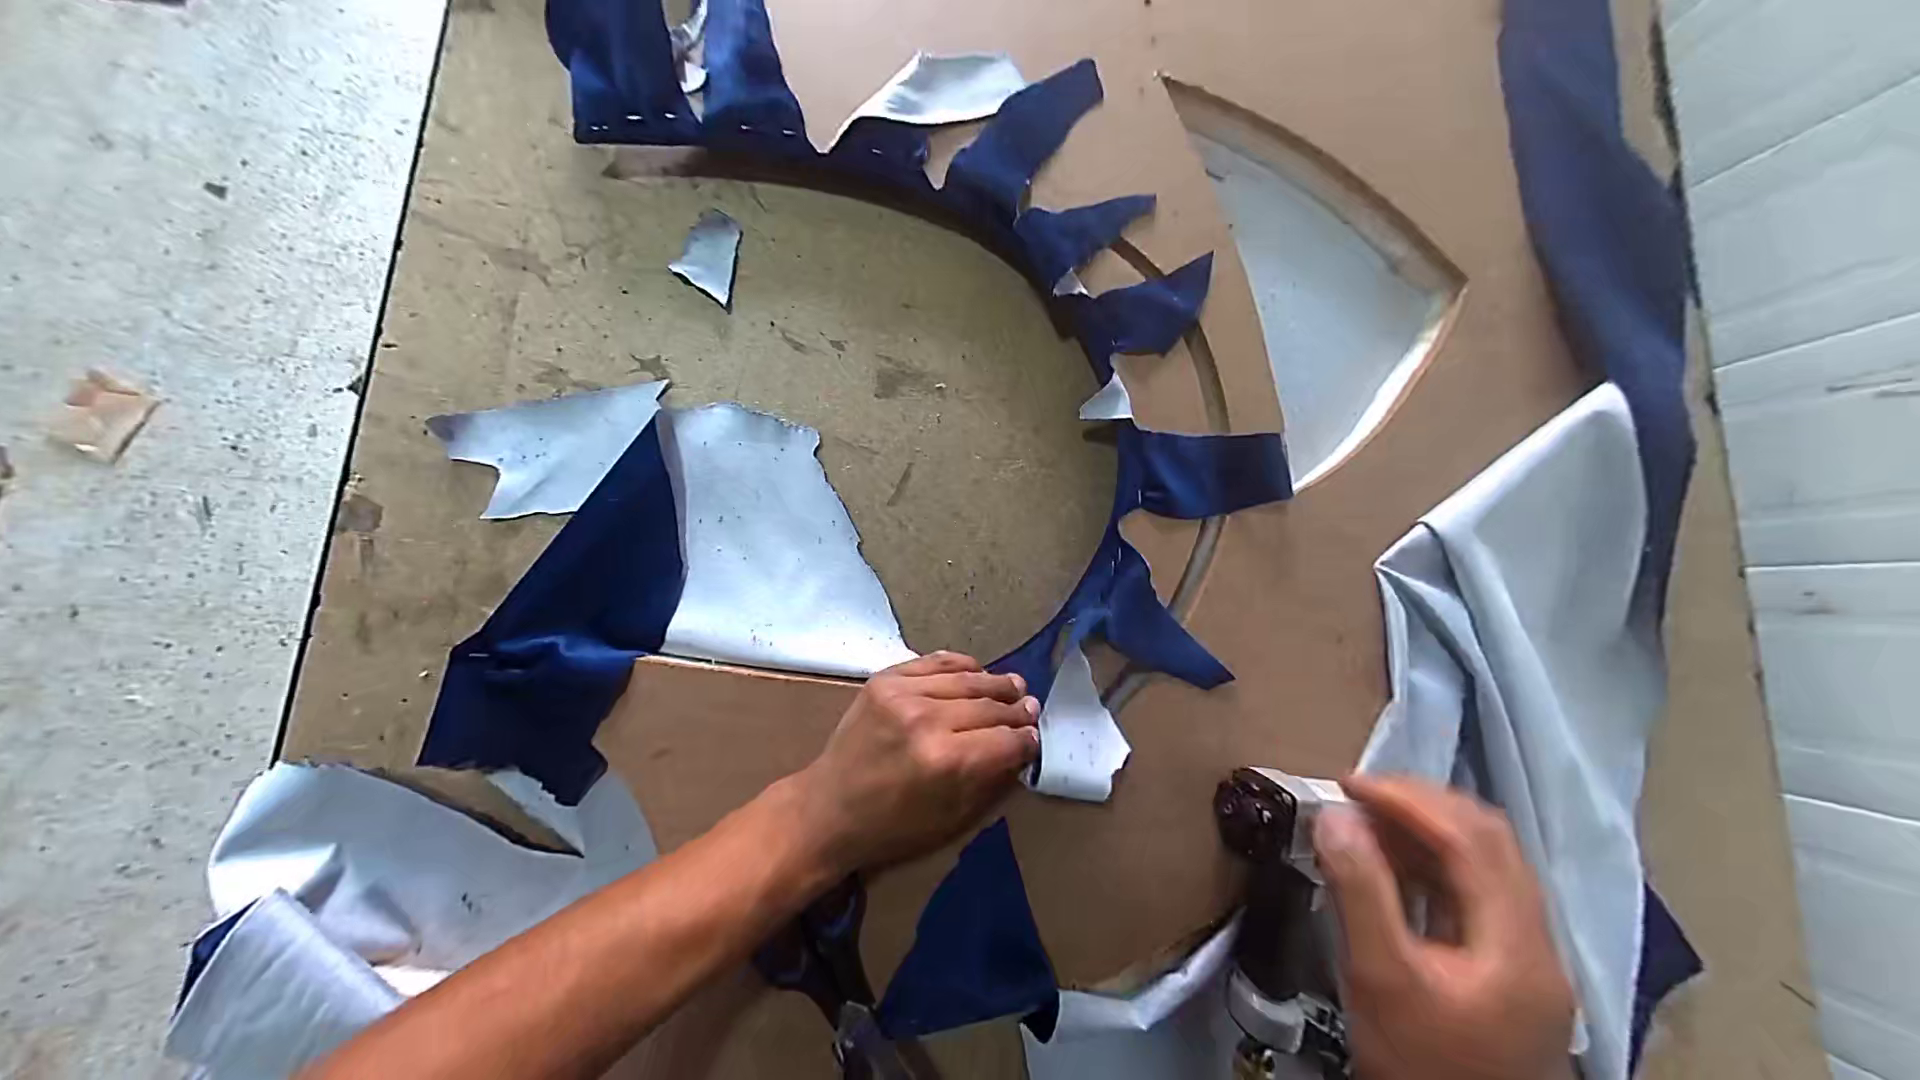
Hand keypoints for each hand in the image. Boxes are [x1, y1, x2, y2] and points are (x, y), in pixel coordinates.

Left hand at [785, 651, 1039, 875]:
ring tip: (1013, 686)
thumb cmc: (891, 825)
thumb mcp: (951, 816)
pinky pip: (935, 662)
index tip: (1036, 737)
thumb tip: (1020, 745)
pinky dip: (961, 665)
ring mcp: (902, 693)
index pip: (1004, 740)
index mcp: (945, 760)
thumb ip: (990, 777)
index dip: (1026, 739)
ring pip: (966, 678)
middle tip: (1031, 708)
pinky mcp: (885, 679)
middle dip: (1016, 710)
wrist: (828, 807)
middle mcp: (926, 719)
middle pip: (989, 706)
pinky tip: (977, 671)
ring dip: (995, 683)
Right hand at [1314, 774, 1574, 1079]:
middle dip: (1419, 803)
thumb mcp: (1381, 979)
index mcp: (1517, 945)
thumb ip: (1360, 893)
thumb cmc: (1420, 1063)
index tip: (1347, 784)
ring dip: (1422, 827)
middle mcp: (1534, 940)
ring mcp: (1523, 953)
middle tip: (1356, 794)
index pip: (1472, 841)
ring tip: (1364, 819)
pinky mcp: (1503, 964)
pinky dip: (1426, 859)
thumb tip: (1333, 816)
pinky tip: (1387, 860)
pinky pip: (1469, 887)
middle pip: (1489, 840)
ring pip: (1483, 860)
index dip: (1408, 800)